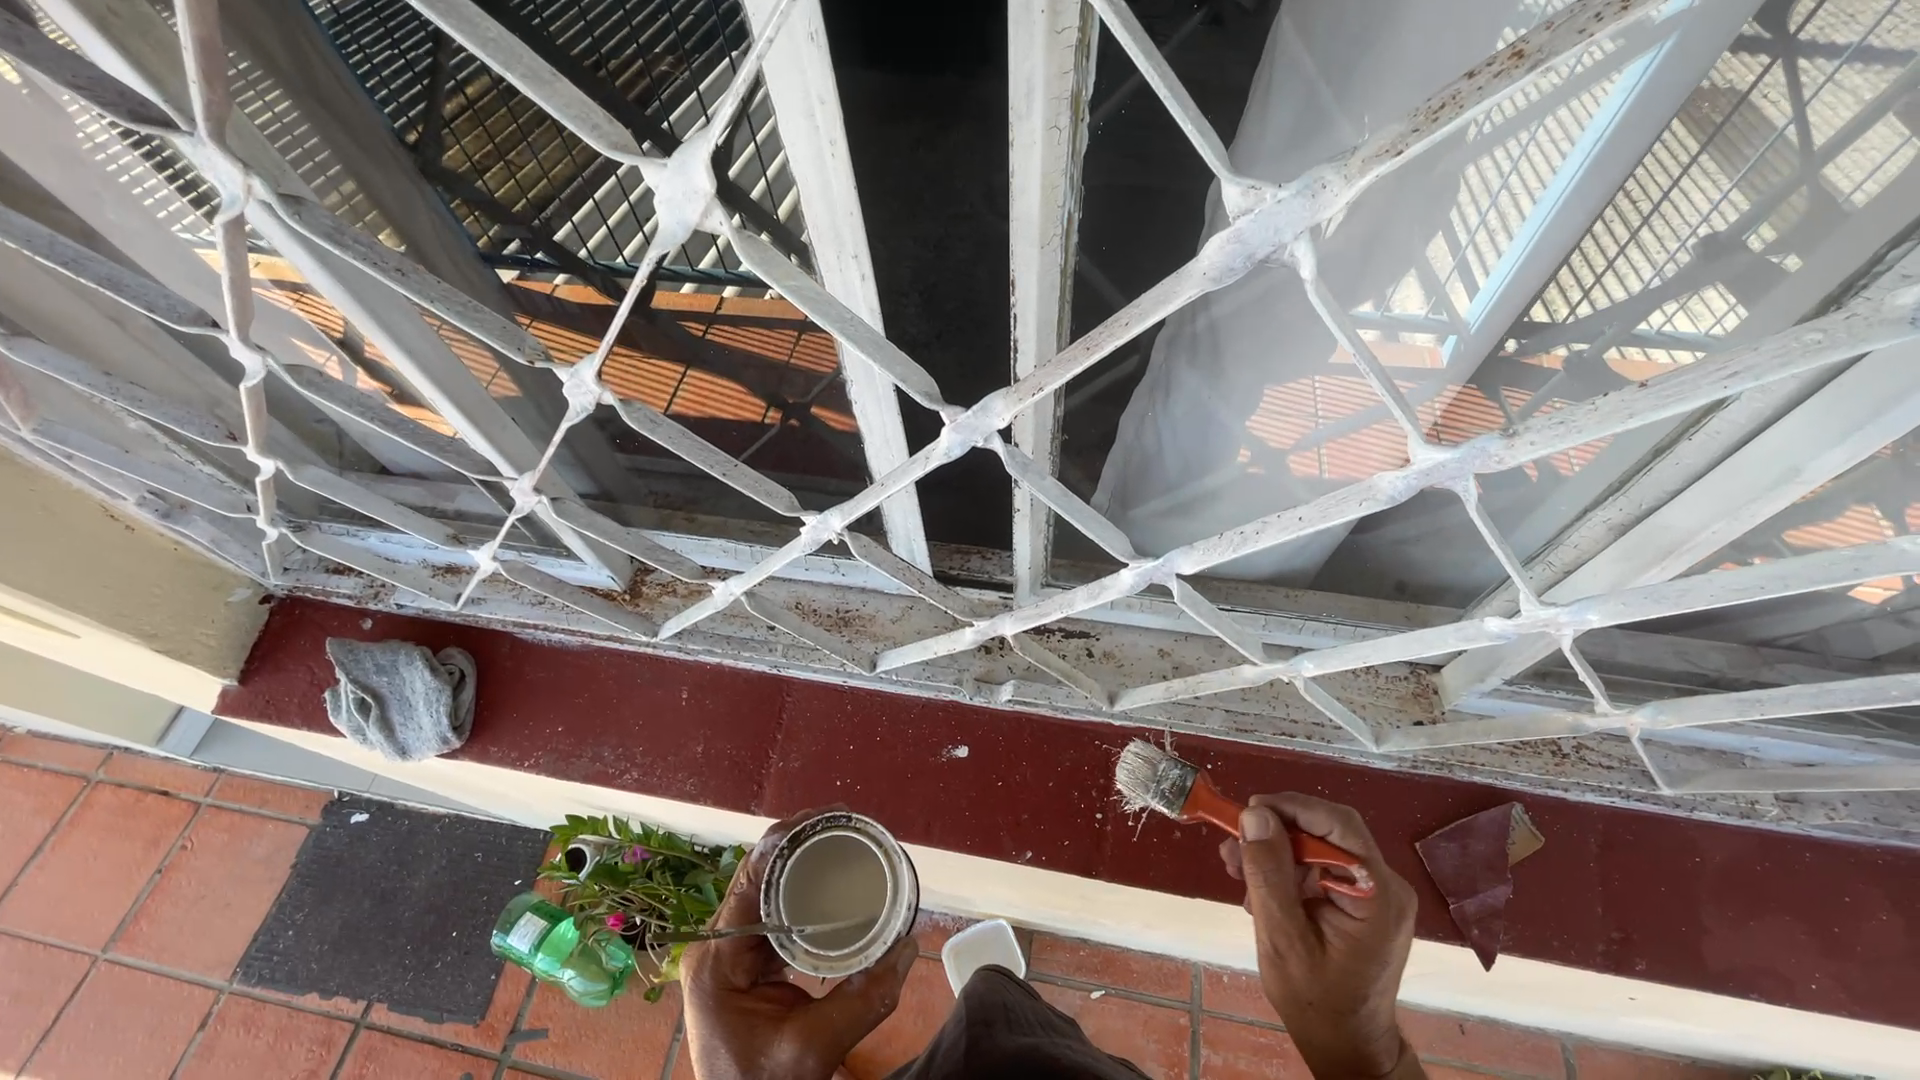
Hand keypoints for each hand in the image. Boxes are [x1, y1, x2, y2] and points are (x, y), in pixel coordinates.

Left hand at [682, 808, 917, 1079]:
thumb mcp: (813, 1048)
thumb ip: (863, 1000)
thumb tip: (907, 945)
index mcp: (719, 956)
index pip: (751, 875)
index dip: (786, 838)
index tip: (828, 817)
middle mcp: (719, 944)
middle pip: (759, 873)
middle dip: (800, 842)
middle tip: (847, 825)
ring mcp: (732, 953)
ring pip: (767, 889)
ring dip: (801, 862)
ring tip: (843, 841)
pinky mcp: (749, 964)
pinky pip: (776, 913)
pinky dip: (803, 893)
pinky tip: (831, 884)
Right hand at [1220, 794, 1422, 1079]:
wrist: (1346, 1043)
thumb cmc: (1315, 1000)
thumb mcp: (1281, 937)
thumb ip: (1268, 873)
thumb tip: (1254, 815)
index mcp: (1377, 894)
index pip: (1339, 825)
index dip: (1292, 808)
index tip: (1249, 810)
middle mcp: (1385, 885)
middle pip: (1327, 833)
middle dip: (1276, 833)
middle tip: (1233, 844)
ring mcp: (1376, 893)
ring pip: (1319, 848)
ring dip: (1275, 854)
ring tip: (1235, 870)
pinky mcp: (1362, 901)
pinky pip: (1321, 869)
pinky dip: (1287, 873)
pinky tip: (1259, 892)